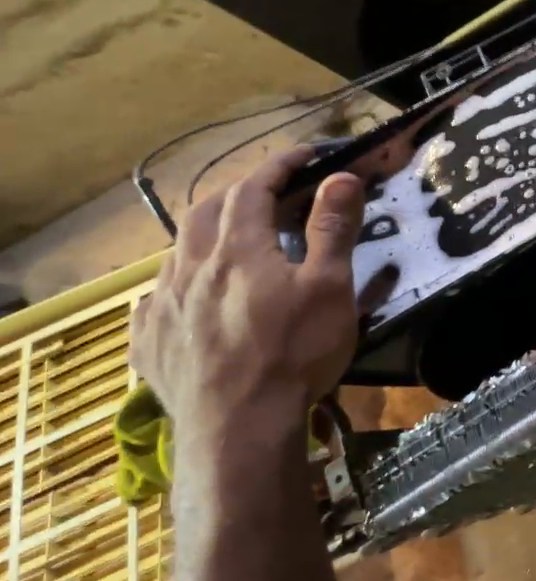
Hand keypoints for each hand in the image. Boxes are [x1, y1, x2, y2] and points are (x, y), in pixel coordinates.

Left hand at [131, 147, 365, 442]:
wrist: (239, 426)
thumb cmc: (296, 350)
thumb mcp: (331, 285)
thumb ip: (333, 228)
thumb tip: (341, 177)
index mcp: (237, 250)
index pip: (252, 189)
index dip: (280, 165)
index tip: (308, 154)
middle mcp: (190, 270)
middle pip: (206, 213)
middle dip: (240, 191)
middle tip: (275, 190)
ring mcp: (162, 308)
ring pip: (178, 251)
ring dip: (210, 231)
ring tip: (240, 238)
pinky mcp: (150, 343)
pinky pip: (156, 296)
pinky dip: (181, 278)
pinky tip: (193, 293)